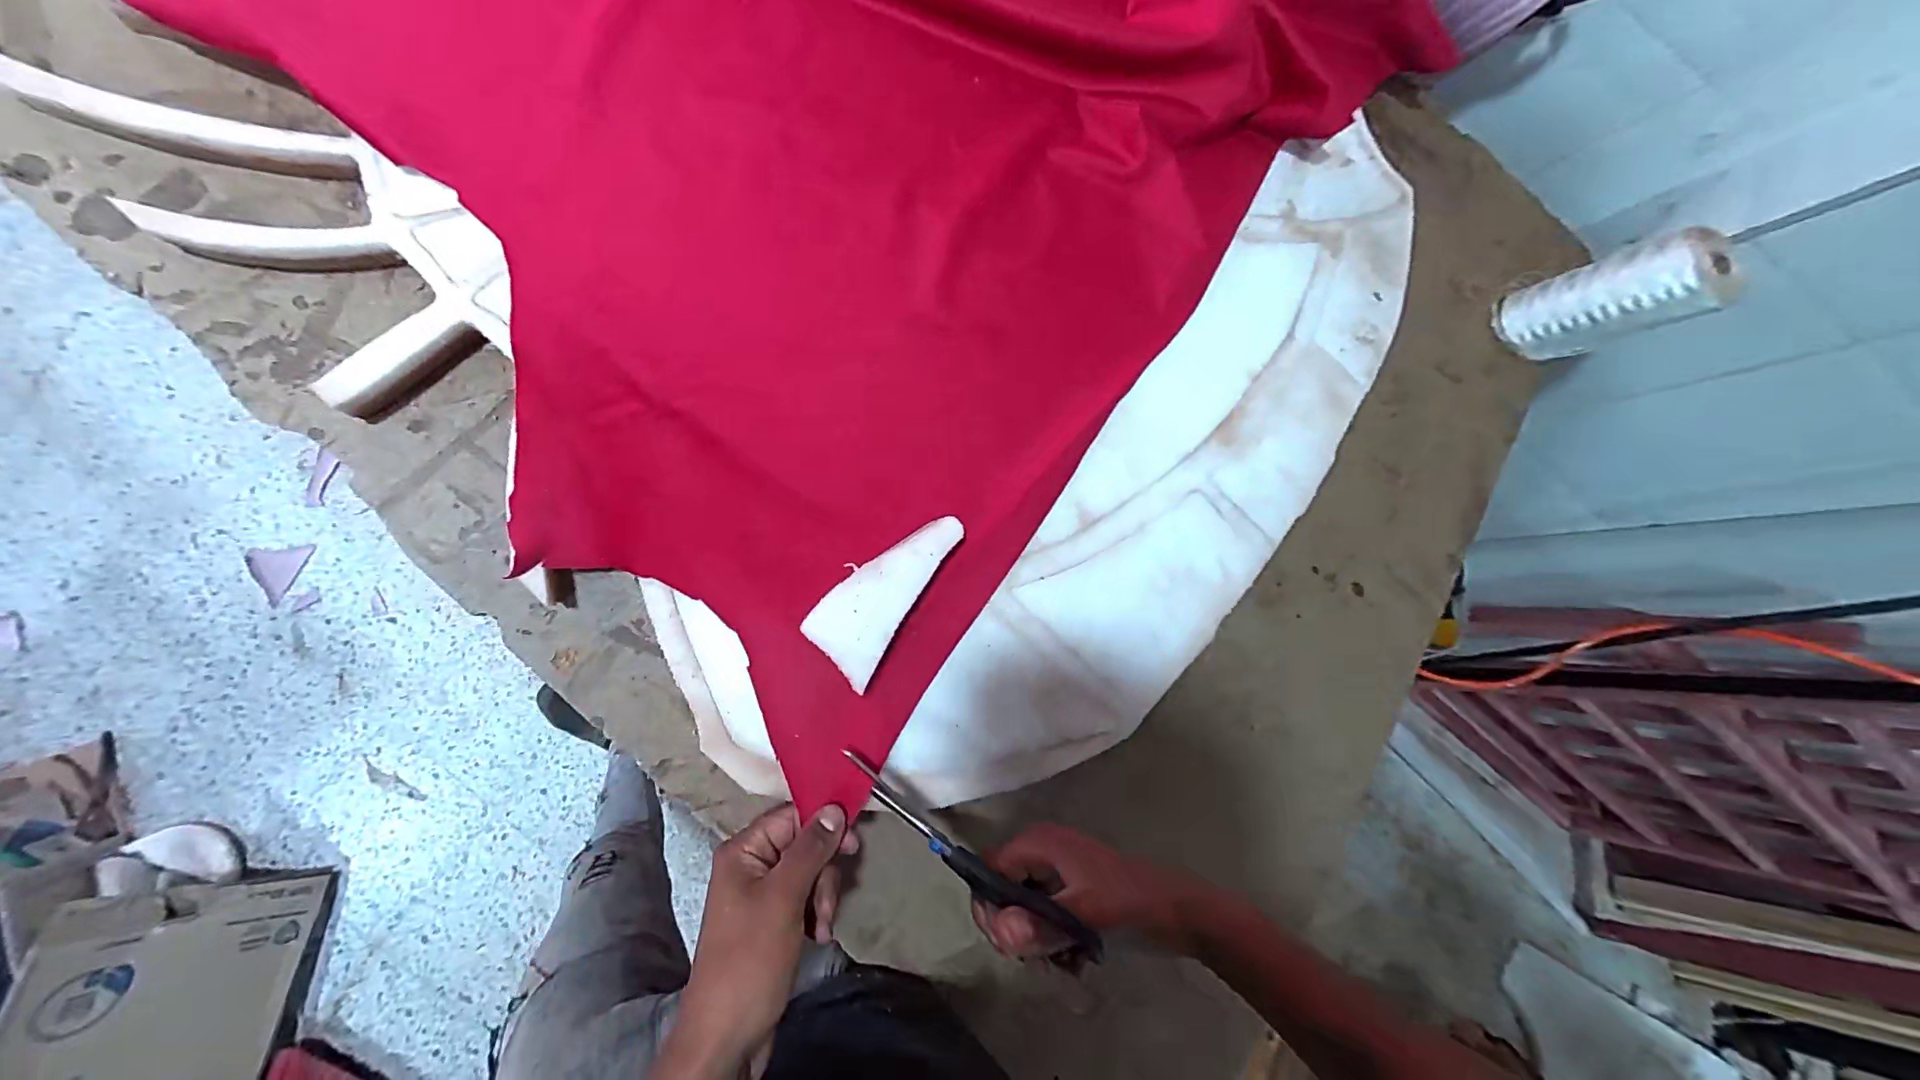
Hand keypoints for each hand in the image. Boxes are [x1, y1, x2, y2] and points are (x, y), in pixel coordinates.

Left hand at [658, 803, 858, 1077]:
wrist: (727, 1035)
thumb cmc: (750, 959)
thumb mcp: (783, 898)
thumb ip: (810, 849)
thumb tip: (834, 808)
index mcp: (743, 851)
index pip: (791, 816)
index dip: (824, 824)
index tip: (853, 842)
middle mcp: (751, 865)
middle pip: (804, 844)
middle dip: (824, 871)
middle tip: (828, 900)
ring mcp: (761, 894)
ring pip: (810, 872)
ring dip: (824, 896)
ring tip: (822, 926)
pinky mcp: (773, 919)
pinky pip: (805, 897)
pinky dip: (817, 912)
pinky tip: (819, 934)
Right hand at [970, 823, 1204, 959]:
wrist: (1181, 912)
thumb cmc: (1132, 903)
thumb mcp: (1086, 915)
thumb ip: (1042, 925)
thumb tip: (1002, 931)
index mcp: (1038, 842)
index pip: (987, 870)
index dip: (990, 907)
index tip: (1010, 943)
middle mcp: (1040, 850)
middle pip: (1001, 891)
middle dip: (1014, 929)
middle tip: (1038, 957)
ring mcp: (1054, 871)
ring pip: (1021, 909)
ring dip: (1033, 940)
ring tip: (1060, 960)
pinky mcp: (1068, 892)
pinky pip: (1041, 917)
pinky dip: (1050, 940)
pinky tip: (1072, 959)